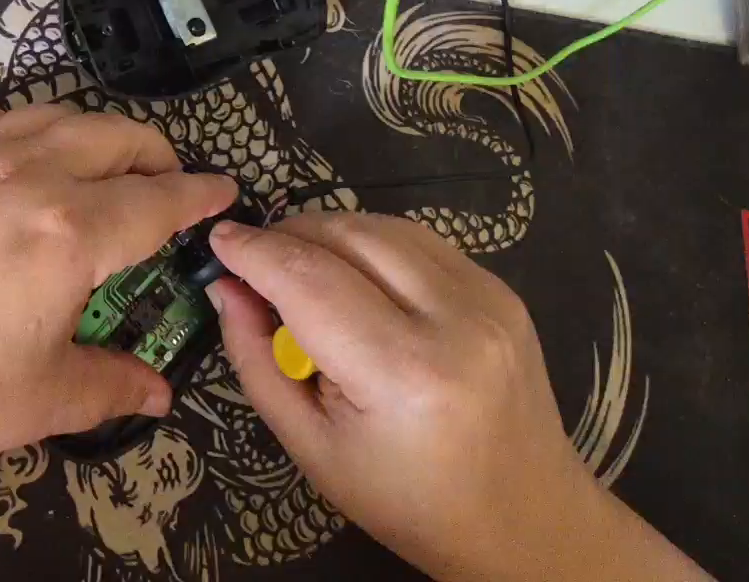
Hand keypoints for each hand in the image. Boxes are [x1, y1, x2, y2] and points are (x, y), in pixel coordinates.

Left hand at [0, 104, 235, 477]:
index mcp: (74, 232)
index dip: (200, 195)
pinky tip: (29, 149)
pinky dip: (32, 124)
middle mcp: (34, 175)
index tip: (224, 190)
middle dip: (158, 156)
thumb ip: (112, 386)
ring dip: (101, 133)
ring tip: (109, 164)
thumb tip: (159, 392)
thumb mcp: (40, 398)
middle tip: (169, 187)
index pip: (159, 200)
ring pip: (63, 114)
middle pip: (119, 137)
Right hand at [208, 213, 707, 581]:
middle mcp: (455, 321)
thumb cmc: (407, 499)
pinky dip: (366, 241)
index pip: (310, 281)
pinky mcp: (499, 287)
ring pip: (379, 225)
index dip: (255, 251)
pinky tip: (351, 272)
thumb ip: (255, 358)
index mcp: (405, 374)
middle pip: (346, 235)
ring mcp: (487, 297)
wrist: (530, 523)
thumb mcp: (310, 446)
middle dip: (286, 234)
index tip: (218, 238)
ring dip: (324, 231)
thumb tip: (224, 286)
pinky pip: (413, 239)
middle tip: (252, 257)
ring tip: (296, 263)